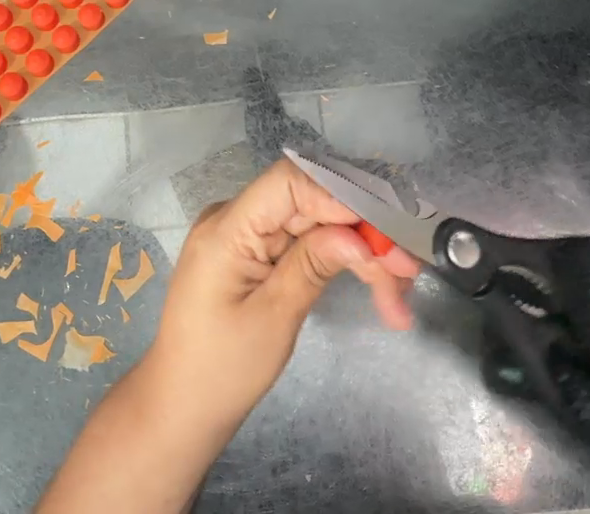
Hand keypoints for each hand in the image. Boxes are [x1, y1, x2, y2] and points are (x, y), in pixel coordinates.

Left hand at [145, 158, 420, 428]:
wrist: (181, 406)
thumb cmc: (221, 370)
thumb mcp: (273, 318)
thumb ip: (313, 266)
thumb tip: (360, 236)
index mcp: (227, 228)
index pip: (289, 182)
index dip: (342, 195)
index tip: (386, 229)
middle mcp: (235, 218)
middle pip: (311, 204)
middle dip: (363, 234)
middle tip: (408, 273)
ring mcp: (245, 234)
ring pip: (317, 225)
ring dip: (361, 255)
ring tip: (399, 299)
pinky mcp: (257, 252)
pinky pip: (305, 242)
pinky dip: (340, 262)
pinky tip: (376, 288)